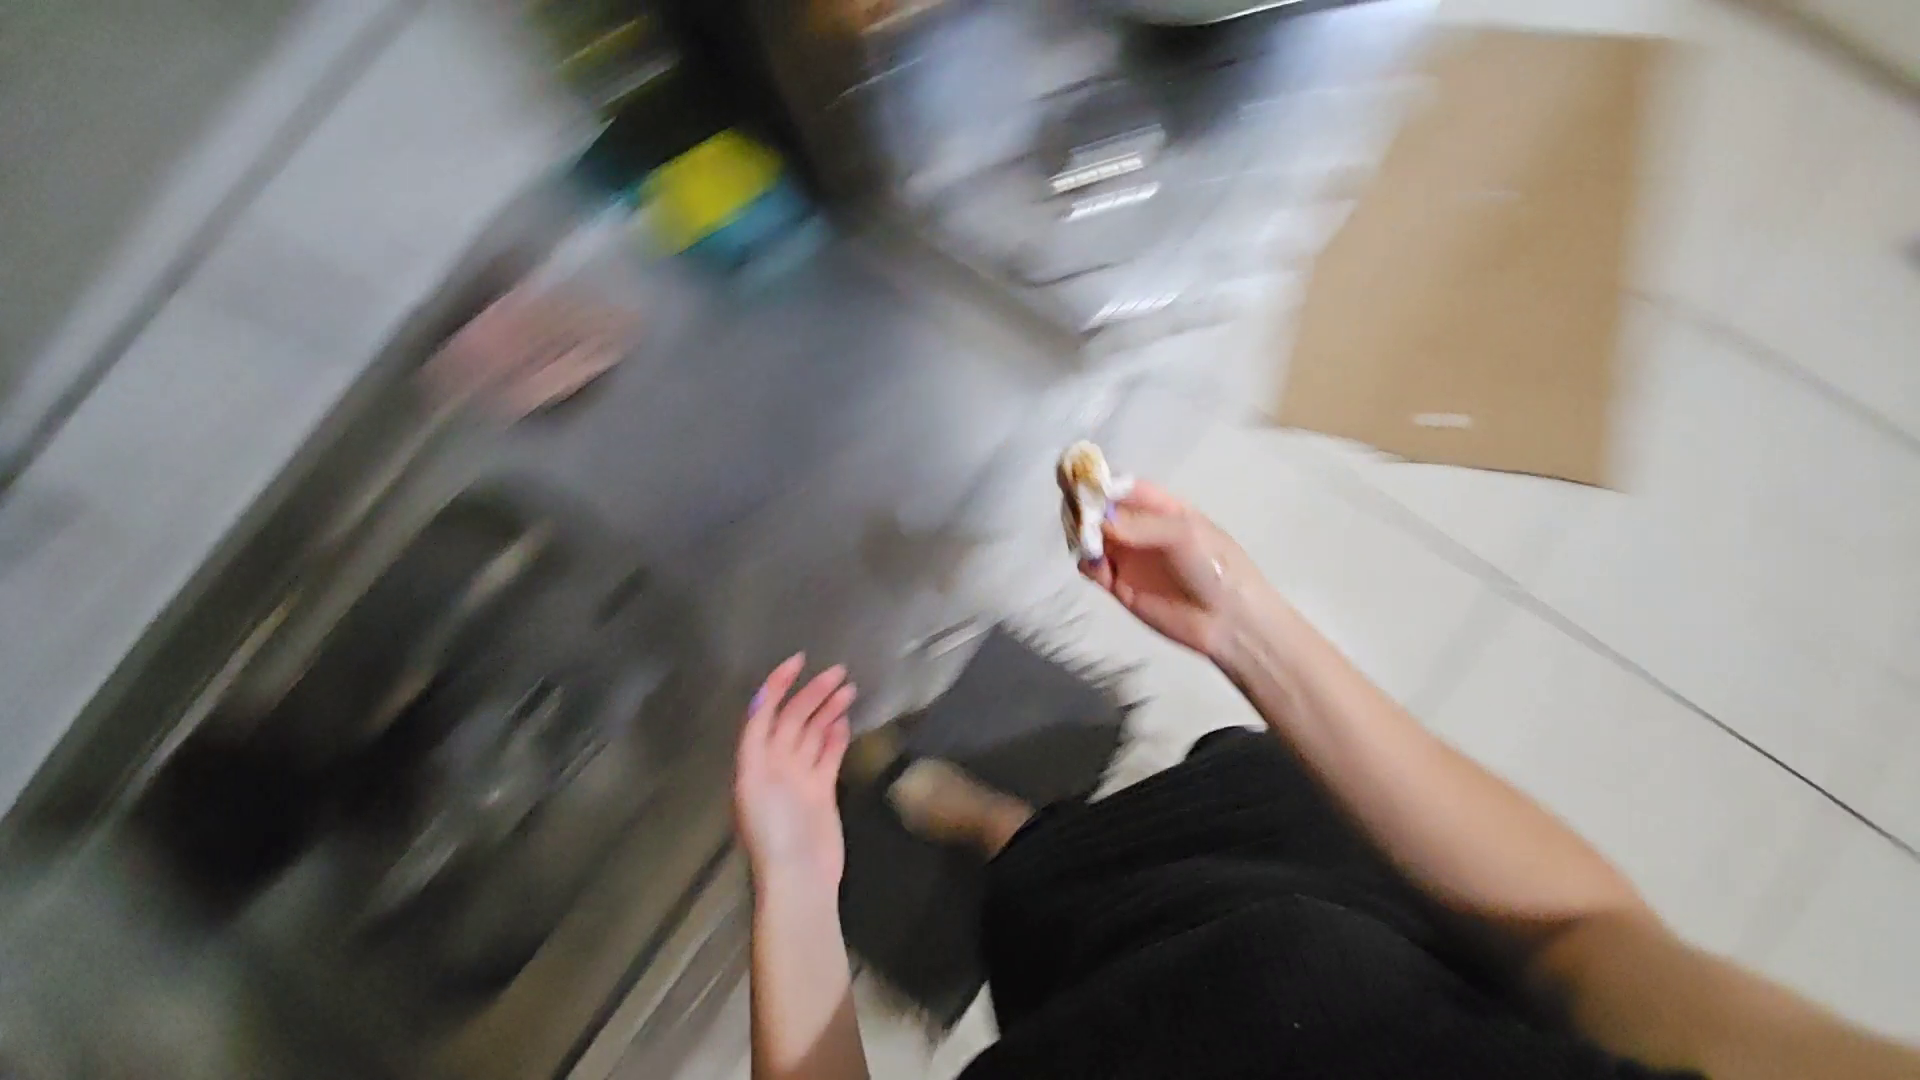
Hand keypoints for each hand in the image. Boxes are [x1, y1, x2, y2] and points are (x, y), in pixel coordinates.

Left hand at [733, 654, 855, 897]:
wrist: (799, 877)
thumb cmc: (773, 830)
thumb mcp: (753, 782)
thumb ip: (756, 740)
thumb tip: (761, 700)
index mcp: (754, 760)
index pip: (764, 712)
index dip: (777, 684)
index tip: (799, 661)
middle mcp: (774, 764)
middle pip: (793, 719)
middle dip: (813, 693)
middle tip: (840, 672)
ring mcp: (798, 777)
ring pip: (812, 733)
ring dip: (827, 709)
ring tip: (849, 688)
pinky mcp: (821, 790)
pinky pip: (827, 754)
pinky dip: (835, 735)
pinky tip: (844, 719)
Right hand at [1080, 479, 1266, 659]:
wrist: (1229, 621)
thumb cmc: (1215, 567)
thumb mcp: (1185, 534)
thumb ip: (1140, 525)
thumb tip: (1098, 520)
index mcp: (1162, 509)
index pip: (1124, 488)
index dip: (1101, 482)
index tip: (1080, 480)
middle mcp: (1140, 529)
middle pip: (1101, 510)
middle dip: (1085, 507)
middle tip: (1074, 510)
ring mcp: (1127, 557)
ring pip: (1091, 537)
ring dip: (1081, 533)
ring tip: (1084, 539)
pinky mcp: (1118, 585)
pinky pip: (1092, 567)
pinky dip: (1086, 562)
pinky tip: (1095, 565)